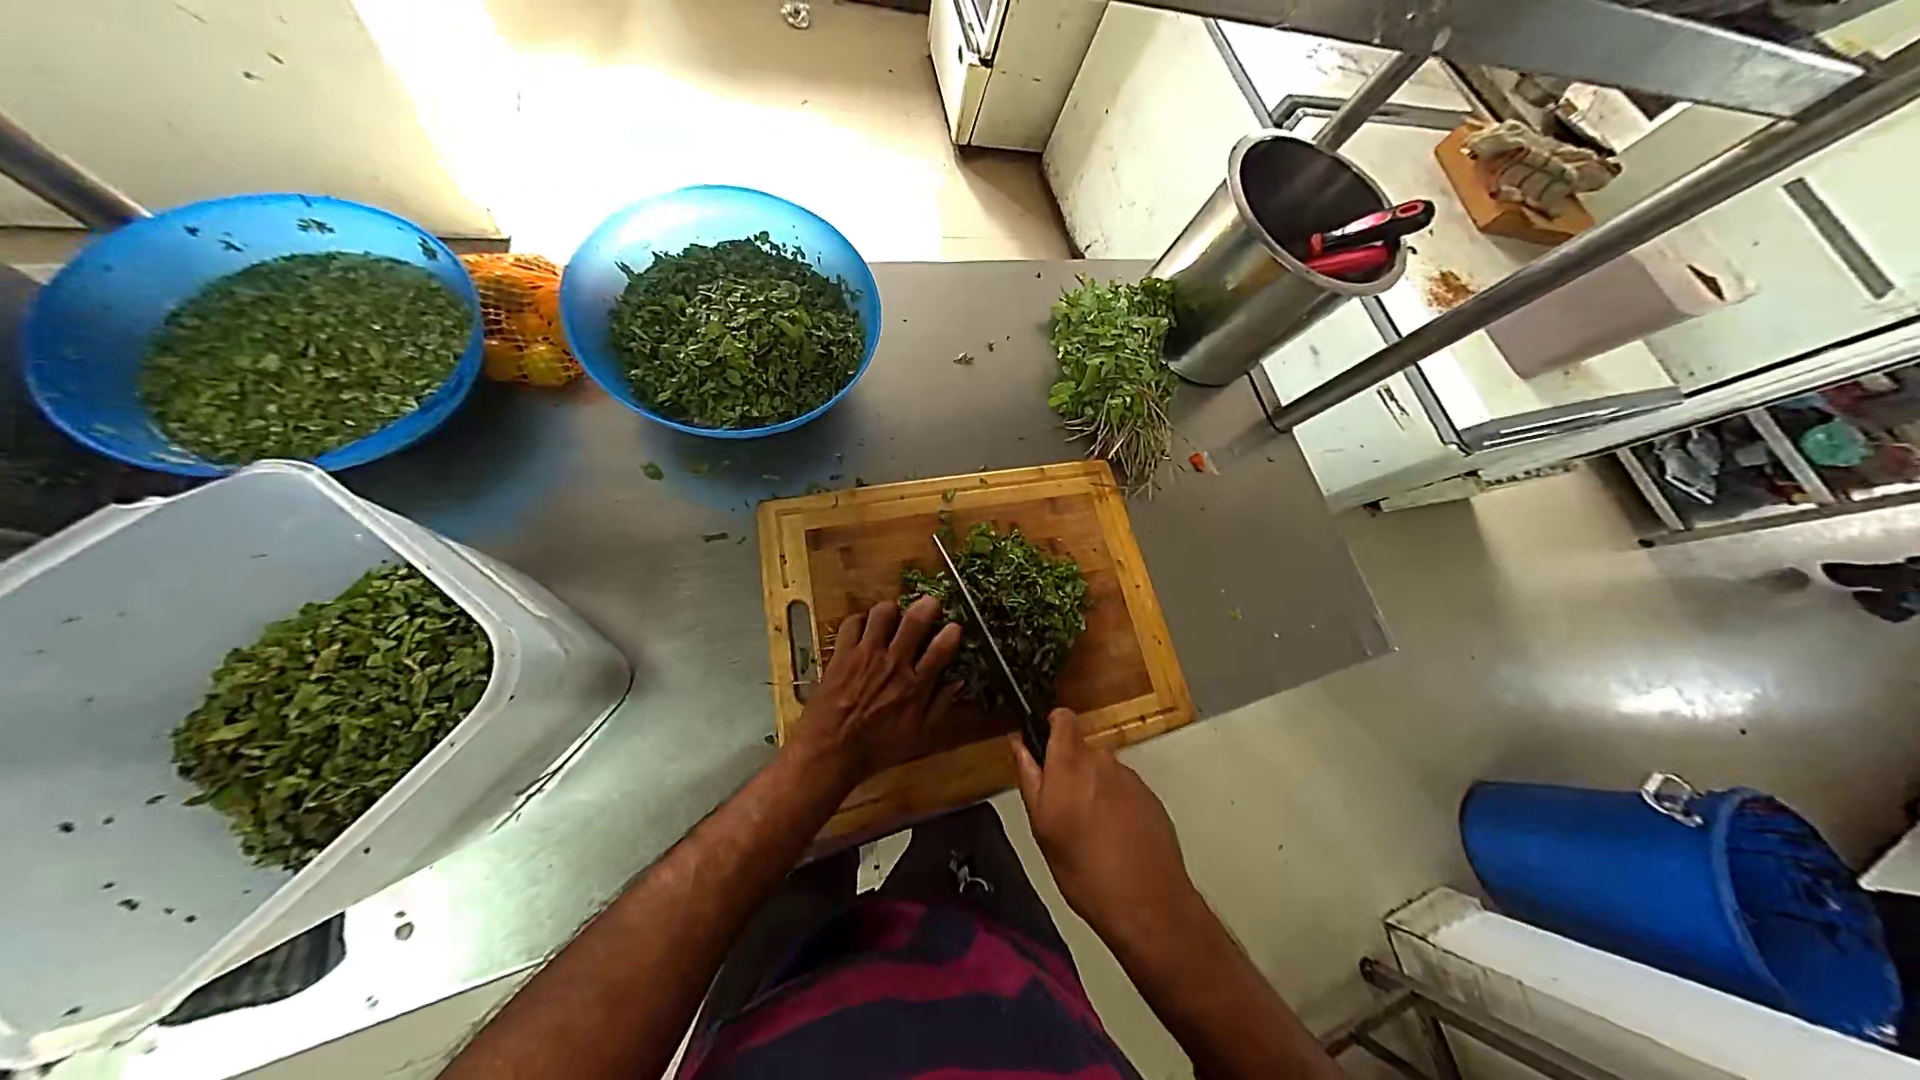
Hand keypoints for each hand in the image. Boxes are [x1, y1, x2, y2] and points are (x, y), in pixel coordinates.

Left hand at [787, 595, 962, 788]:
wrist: (830, 752)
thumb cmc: (877, 748)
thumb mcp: (918, 734)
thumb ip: (940, 704)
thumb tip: (959, 680)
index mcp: (915, 685)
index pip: (941, 648)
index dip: (952, 632)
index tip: (954, 627)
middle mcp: (893, 663)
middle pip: (915, 620)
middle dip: (927, 606)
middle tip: (930, 604)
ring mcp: (865, 655)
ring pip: (883, 613)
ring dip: (892, 610)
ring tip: (894, 616)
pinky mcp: (842, 653)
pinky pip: (852, 622)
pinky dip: (861, 620)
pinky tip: (864, 629)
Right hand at [1011, 708, 1198, 935]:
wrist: (1146, 903)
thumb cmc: (1085, 869)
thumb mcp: (1041, 825)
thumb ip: (1029, 776)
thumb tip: (1019, 745)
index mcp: (1071, 763)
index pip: (1062, 718)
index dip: (1050, 726)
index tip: (1043, 745)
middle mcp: (1103, 762)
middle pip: (1081, 750)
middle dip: (1070, 772)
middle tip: (1062, 811)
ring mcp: (1131, 779)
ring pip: (1102, 773)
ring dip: (1093, 791)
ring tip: (1089, 833)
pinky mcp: (1151, 798)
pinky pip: (1124, 791)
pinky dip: (1115, 807)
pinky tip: (1113, 840)